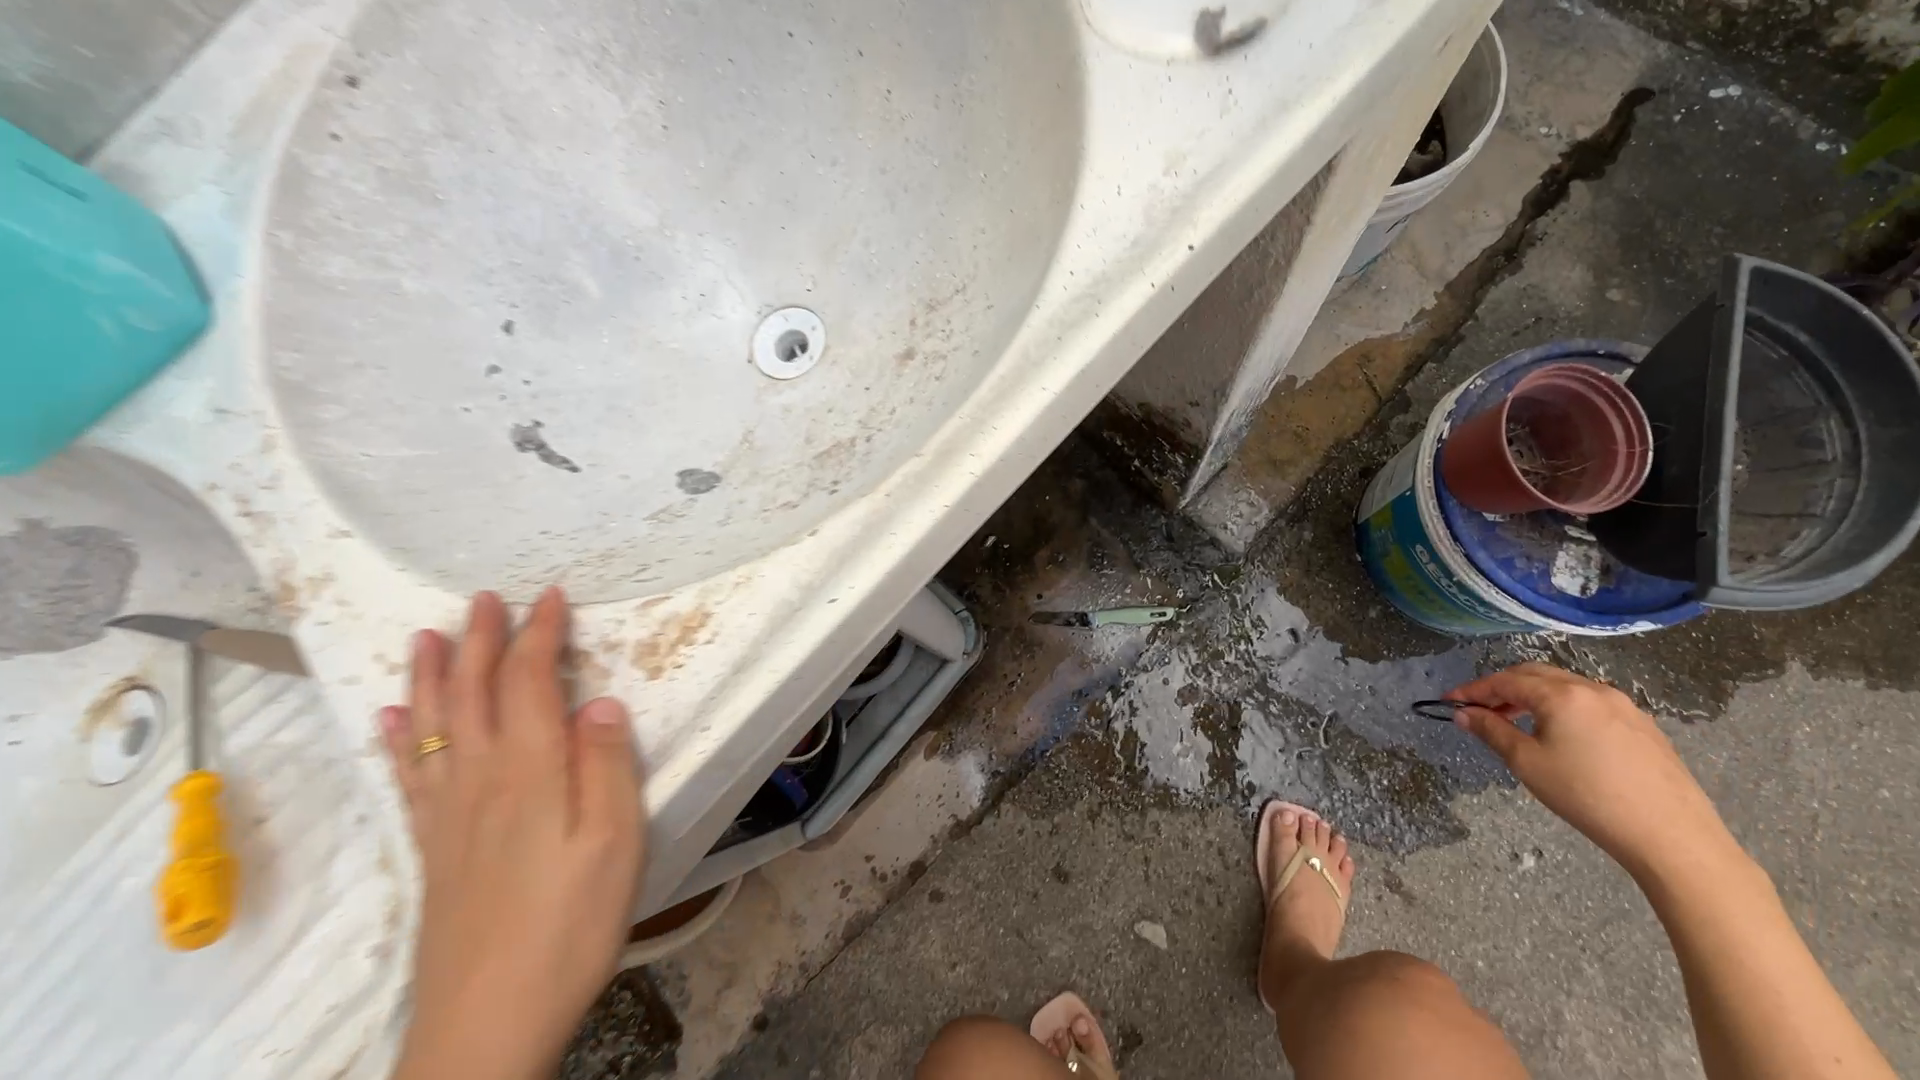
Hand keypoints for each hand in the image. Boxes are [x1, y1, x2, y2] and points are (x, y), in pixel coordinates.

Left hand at [380, 588, 643, 1079]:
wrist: (487, 1019)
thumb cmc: (568, 927)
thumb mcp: (615, 846)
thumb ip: (607, 768)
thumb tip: (600, 701)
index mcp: (529, 772)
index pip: (529, 683)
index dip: (540, 636)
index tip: (551, 598)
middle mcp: (479, 779)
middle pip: (473, 693)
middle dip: (482, 640)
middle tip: (485, 598)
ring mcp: (448, 813)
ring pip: (432, 725)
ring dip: (432, 675)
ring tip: (428, 636)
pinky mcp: (432, 847)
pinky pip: (408, 774)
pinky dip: (400, 737)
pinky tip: (392, 720)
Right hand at [1446, 663, 1734, 883]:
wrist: (1669, 832)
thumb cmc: (1586, 795)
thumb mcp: (1527, 764)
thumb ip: (1492, 732)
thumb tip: (1463, 714)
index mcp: (1562, 694)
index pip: (1506, 680)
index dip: (1474, 689)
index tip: (1448, 701)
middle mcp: (1593, 689)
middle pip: (1536, 675)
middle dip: (1502, 687)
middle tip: (1479, 708)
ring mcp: (1623, 706)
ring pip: (1566, 687)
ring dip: (1533, 697)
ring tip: (1515, 722)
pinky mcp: (1643, 725)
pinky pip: (1590, 704)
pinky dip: (1562, 708)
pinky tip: (1559, 736)